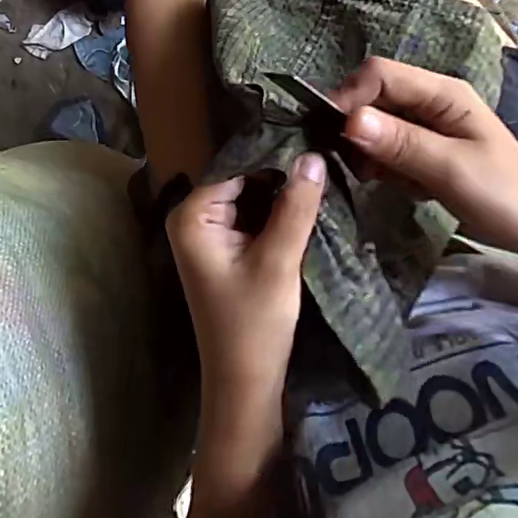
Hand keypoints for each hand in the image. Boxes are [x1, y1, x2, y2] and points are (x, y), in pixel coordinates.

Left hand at [165, 154, 325, 492]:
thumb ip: (296, 207)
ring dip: (283, 187)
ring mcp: (209, 232)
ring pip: (251, 194)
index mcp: (192, 215)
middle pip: (242, 176)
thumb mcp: (278, 261)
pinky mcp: (226, 246)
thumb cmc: (254, 324)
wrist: (245, 381)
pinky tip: (309, 195)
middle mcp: (193, 216)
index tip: (315, 136)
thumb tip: (313, 155)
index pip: (236, 163)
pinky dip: (278, 208)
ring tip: (323, 166)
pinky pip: (253, 213)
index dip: (275, 151)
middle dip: (281, 168)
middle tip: (325, 150)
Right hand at [331, 56, 517, 257]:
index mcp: (443, 92)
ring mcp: (428, 126)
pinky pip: (388, 149)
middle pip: (374, 97)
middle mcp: (431, 101)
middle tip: (357, 166)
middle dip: (357, 128)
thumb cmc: (504, 195)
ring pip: (376, 125)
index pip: (380, 74)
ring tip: (383, 180)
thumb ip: (401, 142)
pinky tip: (402, 187)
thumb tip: (349, 120)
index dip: (351, 97)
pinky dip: (384, 167)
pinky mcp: (425, 151)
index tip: (334, 136)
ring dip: (370, 152)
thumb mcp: (451, 168)